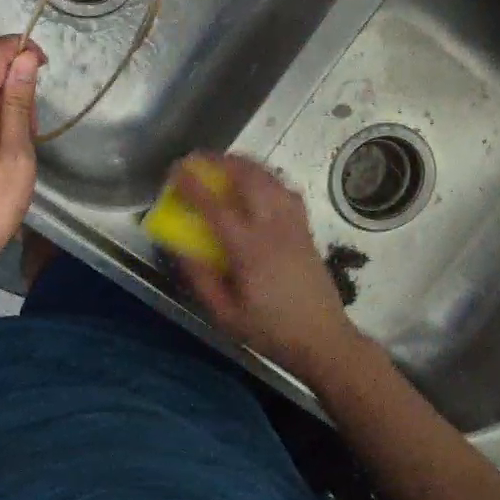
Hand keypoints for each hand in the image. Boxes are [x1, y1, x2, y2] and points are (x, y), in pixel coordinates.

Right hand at [169, 153, 373, 382]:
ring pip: (271, 181)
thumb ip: (200, 280)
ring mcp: (294, 227)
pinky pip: (287, 193)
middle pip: (249, 180)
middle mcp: (274, 230)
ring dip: (245, 165)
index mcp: (249, 251)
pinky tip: (258, 183)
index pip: (217, 207)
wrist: (324, 340)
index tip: (175, 171)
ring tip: (224, 163)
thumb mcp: (224, 315)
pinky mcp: (306, 231)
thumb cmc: (270, 331)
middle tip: (198, 159)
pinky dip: (268, 179)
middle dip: (221, 162)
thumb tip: (179, 249)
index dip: (193, 186)